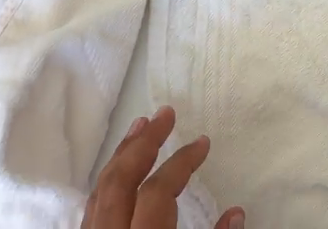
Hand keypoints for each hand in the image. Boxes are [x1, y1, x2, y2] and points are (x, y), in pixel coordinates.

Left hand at [83, 106, 244, 228]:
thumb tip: (236, 213)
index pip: (157, 192)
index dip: (181, 164)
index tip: (202, 143)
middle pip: (119, 183)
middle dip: (143, 144)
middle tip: (166, 113)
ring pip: (99, 193)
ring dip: (122, 156)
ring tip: (142, 125)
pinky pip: (91, 208)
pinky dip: (107, 181)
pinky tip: (120, 168)